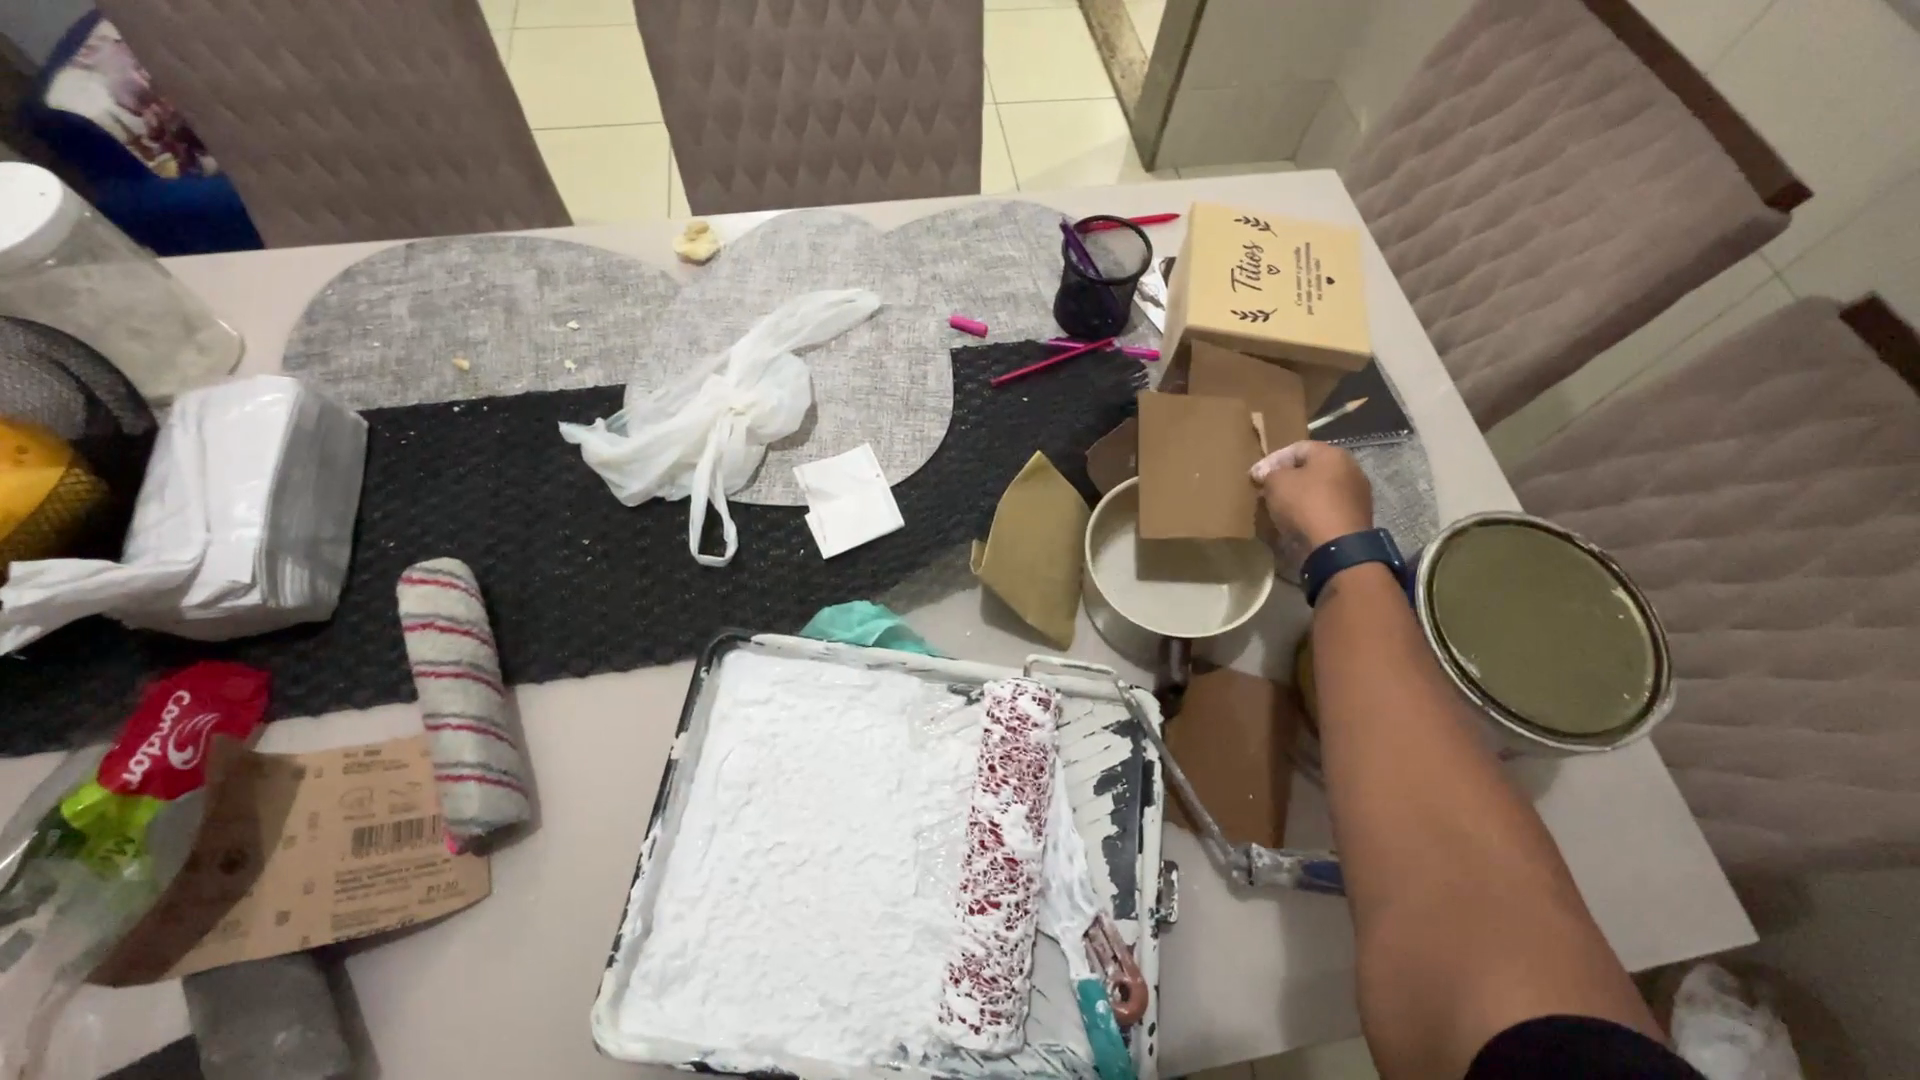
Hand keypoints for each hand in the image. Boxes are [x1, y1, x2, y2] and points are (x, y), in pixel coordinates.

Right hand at [1249, 441, 1373, 550]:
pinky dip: (1310, 513)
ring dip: (1298, 498)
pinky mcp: (1355, 519)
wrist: (1336, 546)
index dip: (1271, 460)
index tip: (1255, 476)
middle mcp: (1350, 469)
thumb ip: (1269, 473)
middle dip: (1286, 479)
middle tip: (1265, 491)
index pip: (1296, 448)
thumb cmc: (1305, 505)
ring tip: (1278, 509)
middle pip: (1310, 470)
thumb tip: (1266, 474)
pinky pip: (1326, 510)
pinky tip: (1295, 523)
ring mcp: (1356, 495)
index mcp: (1333, 454)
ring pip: (1319, 491)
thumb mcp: (1276, 483)